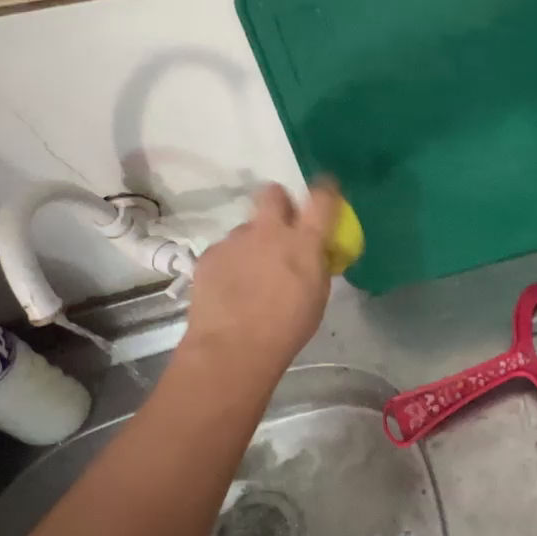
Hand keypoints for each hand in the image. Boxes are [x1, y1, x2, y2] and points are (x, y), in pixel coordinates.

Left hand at [182, 182, 340, 374]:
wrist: (233, 347)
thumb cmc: (288, 327)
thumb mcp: (317, 294)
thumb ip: (315, 264)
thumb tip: (312, 253)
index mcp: (304, 242)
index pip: (321, 198)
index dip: (326, 189)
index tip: (327, 188)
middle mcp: (269, 232)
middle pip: (272, 193)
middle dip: (278, 202)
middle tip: (280, 224)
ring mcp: (235, 241)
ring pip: (247, 229)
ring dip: (252, 243)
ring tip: (250, 274)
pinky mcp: (209, 255)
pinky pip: (225, 250)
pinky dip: (231, 263)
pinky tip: (230, 288)